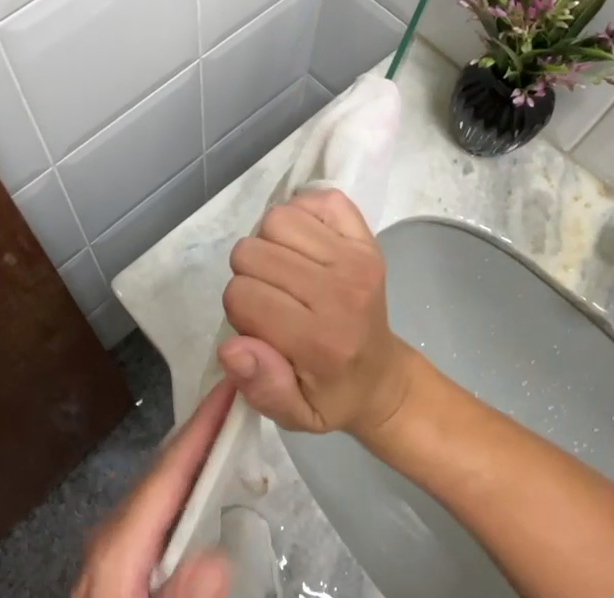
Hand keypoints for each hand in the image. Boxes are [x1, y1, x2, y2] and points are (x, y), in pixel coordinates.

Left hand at [73, 382, 235, 597]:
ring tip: (225, 428)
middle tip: (235, 398)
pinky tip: (197, 485)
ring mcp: (112, 547)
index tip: (227, 388)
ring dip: (190, 455)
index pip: (166, 473)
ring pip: (157, 487)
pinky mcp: (118, 563)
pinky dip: (181, 484)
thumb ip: (182, 597)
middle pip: (161, 470)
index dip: (199, 428)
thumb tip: (216, 558)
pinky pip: (155, 508)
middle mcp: (111, 535)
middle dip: (197, 431)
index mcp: (118, 545)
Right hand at [218, 189, 415, 436]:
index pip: (241, 295)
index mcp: (320, 339)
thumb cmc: (330, 395)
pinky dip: (301, 215)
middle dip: (248, 276)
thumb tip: (232, 348)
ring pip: (277, 219)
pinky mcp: (366, 237)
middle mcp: (340, 291)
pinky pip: (317, 199)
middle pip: (252, 252)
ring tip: (284, 271)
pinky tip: (304, 247)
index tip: (259, 328)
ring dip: (269, 243)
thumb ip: (261, 386)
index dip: (239, 311)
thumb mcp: (294, 414)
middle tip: (271, 300)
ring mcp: (357, 258)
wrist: (381, 376)